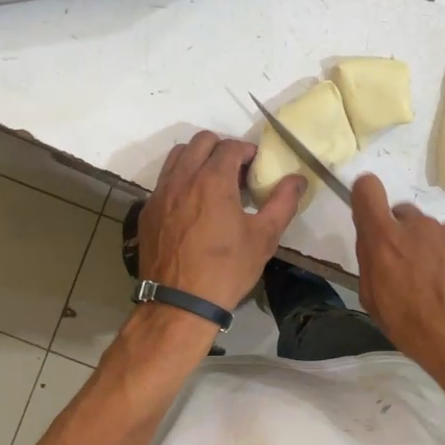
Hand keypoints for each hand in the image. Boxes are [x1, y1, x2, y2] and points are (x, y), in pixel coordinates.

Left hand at [138, 132, 304, 310]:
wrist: (180, 303)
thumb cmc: (226, 270)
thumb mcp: (264, 238)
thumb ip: (283, 202)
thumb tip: (298, 179)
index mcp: (213, 180)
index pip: (230, 146)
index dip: (247, 151)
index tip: (256, 167)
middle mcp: (183, 178)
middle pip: (201, 142)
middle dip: (221, 148)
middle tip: (236, 172)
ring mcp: (160, 194)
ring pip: (177, 157)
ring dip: (197, 159)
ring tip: (212, 183)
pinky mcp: (147, 211)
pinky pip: (163, 181)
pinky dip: (180, 180)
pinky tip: (191, 205)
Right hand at [351, 173, 444, 414]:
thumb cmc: (420, 334)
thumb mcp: (378, 306)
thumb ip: (371, 264)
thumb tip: (373, 241)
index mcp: (387, 242)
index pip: (367, 191)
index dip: (366, 196)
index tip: (372, 214)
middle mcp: (421, 227)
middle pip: (405, 218)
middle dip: (405, 239)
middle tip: (414, 274)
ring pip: (437, 233)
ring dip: (437, 252)